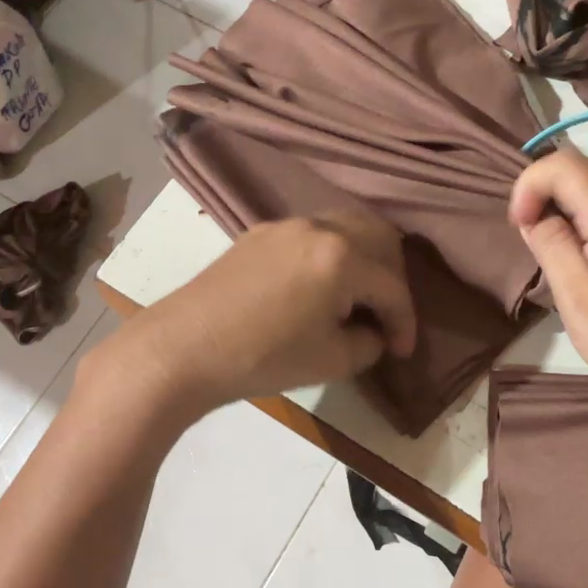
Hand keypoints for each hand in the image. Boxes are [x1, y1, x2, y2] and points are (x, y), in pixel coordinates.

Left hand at [83, 211, 416, 412]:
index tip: (402, 353)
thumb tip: (373, 333)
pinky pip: (313, 234)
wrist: (182, 349)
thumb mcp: (332, 361)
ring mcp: (285, 226)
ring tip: (357, 298)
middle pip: (379, 238)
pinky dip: (331, 256)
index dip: (405, 323)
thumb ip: (369, 343)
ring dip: (363, 260)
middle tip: (385, 316)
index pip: (393, 287)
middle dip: (391, 279)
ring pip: (345, 227)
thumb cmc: (264, 357)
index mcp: (343, 256)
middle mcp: (319, 228)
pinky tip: (319, 288)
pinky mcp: (258, 235)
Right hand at [508, 149, 587, 426]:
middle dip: (545, 195)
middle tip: (532, 241)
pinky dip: (586, 220)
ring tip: (556, 254)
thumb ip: (552, 245)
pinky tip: (583, 259)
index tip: (521, 225)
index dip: (531, 184)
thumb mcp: (576, 300)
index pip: (566, 164)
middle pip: (582, 170)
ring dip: (564, 208)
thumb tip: (535, 213)